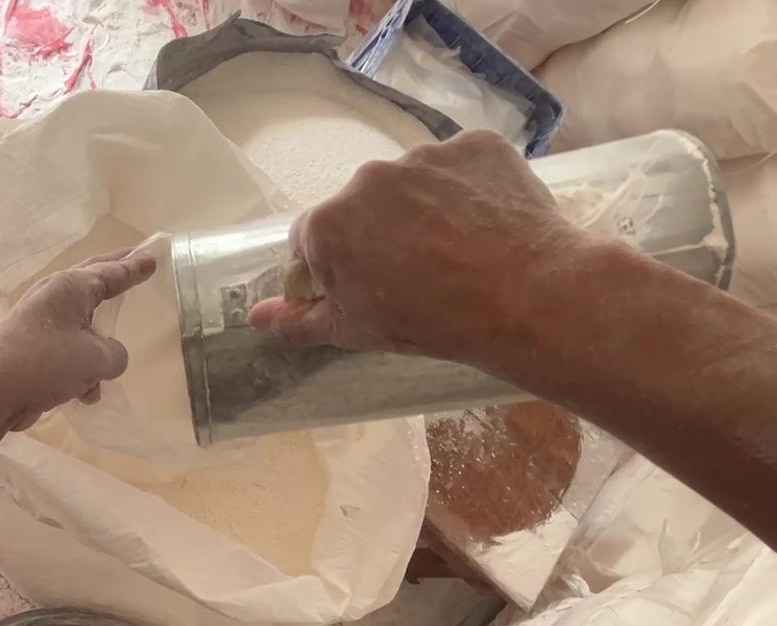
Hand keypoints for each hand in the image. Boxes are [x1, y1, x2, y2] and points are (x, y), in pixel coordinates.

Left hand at [0, 248, 157, 431]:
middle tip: (137, 263)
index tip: (153, 256)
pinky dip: (79, 372)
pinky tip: (86, 396)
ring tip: (108, 368)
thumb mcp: (97, 359)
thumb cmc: (47, 364)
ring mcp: (39, 324)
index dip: (135, 267)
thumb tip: (109, 357)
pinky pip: (67, 356)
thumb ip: (116, 355)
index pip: (112, 272)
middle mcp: (53, 298)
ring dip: (96, 352)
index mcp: (70, 288)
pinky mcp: (31, 350)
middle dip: (116, 278)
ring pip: (81, 330)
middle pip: (93, 284)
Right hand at [248, 130, 585, 374]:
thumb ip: (296, 320)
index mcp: (327, 224)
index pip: (308, 239)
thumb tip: (255, 316)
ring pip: (405, 185)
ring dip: (414, 210)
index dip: (327, 266)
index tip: (356, 287)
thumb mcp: (349, 330)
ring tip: (448, 249)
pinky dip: (459, 190)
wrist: (521, 294)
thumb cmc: (423, 320)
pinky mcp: (474, 144)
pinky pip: (454, 167)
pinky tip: (477, 224)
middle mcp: (366, 178)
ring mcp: (423, 156)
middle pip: (356, 207)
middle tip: (405, 273)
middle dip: (370, 234)